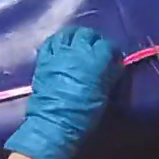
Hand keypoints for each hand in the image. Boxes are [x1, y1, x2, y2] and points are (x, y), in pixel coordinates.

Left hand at [3, 26, 122, 158]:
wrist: (54, 125)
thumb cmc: (84, 114)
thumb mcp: (105, 95)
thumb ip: (109, 76)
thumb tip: (114, 65)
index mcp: (96, 61)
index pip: (107, 45)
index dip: (111, 50)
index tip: (113, 57)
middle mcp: (77, 52)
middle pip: (87, 34)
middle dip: (93, 40)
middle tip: (95, 49)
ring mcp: (58, 54)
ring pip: (67, 34)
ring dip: (74, 37)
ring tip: (77, 44)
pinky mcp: (44, 59)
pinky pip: (50, 43)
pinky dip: (57, 42)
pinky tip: (61, 48)